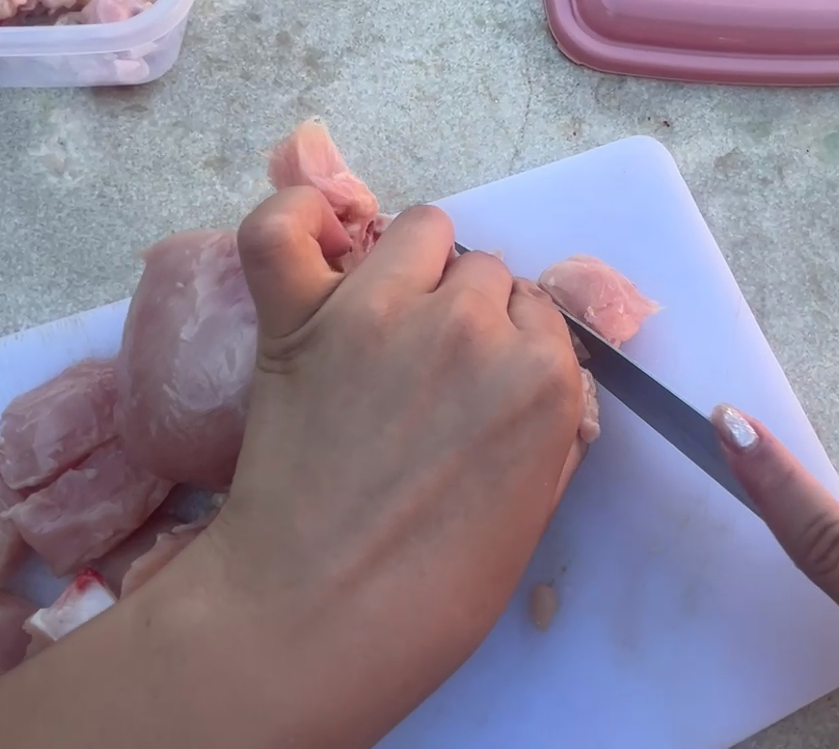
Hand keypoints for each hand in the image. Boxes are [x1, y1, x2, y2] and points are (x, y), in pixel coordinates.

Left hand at [197, 189, 587, 745]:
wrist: (320, 619)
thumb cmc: (440, 585)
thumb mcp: (538, 502)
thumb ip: (554, 417)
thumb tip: (540, 364)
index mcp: (543, 376)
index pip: (536, 308)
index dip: (509, 339)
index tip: (480, 373)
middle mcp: (472, 326)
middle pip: (485, 270)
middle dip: (468, 307)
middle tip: (429, 360)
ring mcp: (383, 311)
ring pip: (422, 228)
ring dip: (415, 263)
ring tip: (388, 311)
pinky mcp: (302, 317)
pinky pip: (285, 227)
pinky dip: (296, 218)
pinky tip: (317, 238)